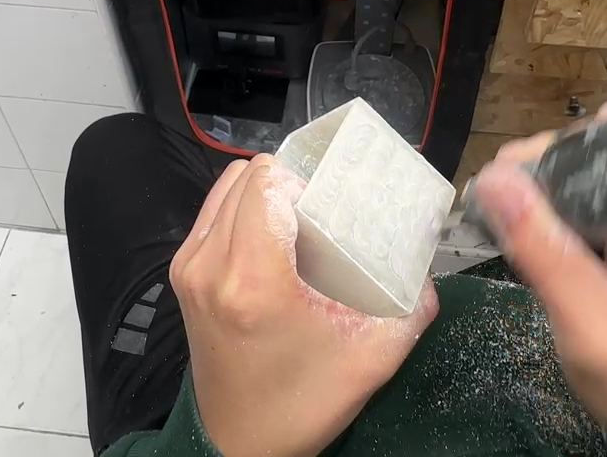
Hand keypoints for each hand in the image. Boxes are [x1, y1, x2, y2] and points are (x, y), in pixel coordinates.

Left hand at [170, 154, 437, 456]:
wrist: (237, 447)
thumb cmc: (302, 402)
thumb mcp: (370, 358)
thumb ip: (411, 305)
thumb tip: (425, 261)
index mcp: (252, 276)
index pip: (266, 180)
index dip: (300, 181)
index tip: (326, 207)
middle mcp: (210, 261)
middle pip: (247, 177)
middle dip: (285, 184)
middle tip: (315, 214)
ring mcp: (189, 264)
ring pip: (227, 187)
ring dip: (261, 194)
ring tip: (293, 224)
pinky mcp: (181, 272)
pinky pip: (213, 209)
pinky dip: (241, 209)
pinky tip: (267, 238)